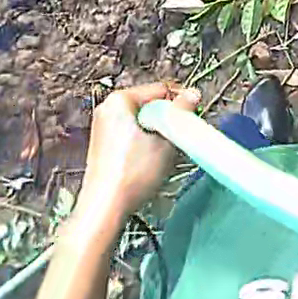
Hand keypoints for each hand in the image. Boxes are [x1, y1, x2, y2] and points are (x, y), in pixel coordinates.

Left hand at [74, 82, 199, 227]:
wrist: (105, 209)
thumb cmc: (133, 173)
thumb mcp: (167, 138)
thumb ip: (182, 111)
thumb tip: (193, 94)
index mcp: (120, 99)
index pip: (162, 89)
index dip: (180, 105)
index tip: (190, 120)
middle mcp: (108, 108)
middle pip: (152, 105)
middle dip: (168, 121)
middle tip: (177, 140)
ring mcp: (104, 127)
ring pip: (144, 121)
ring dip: (159, 134)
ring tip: (164, 154)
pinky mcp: (104, 144)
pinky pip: (133, 133)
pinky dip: (146, 142)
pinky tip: (150, 161)